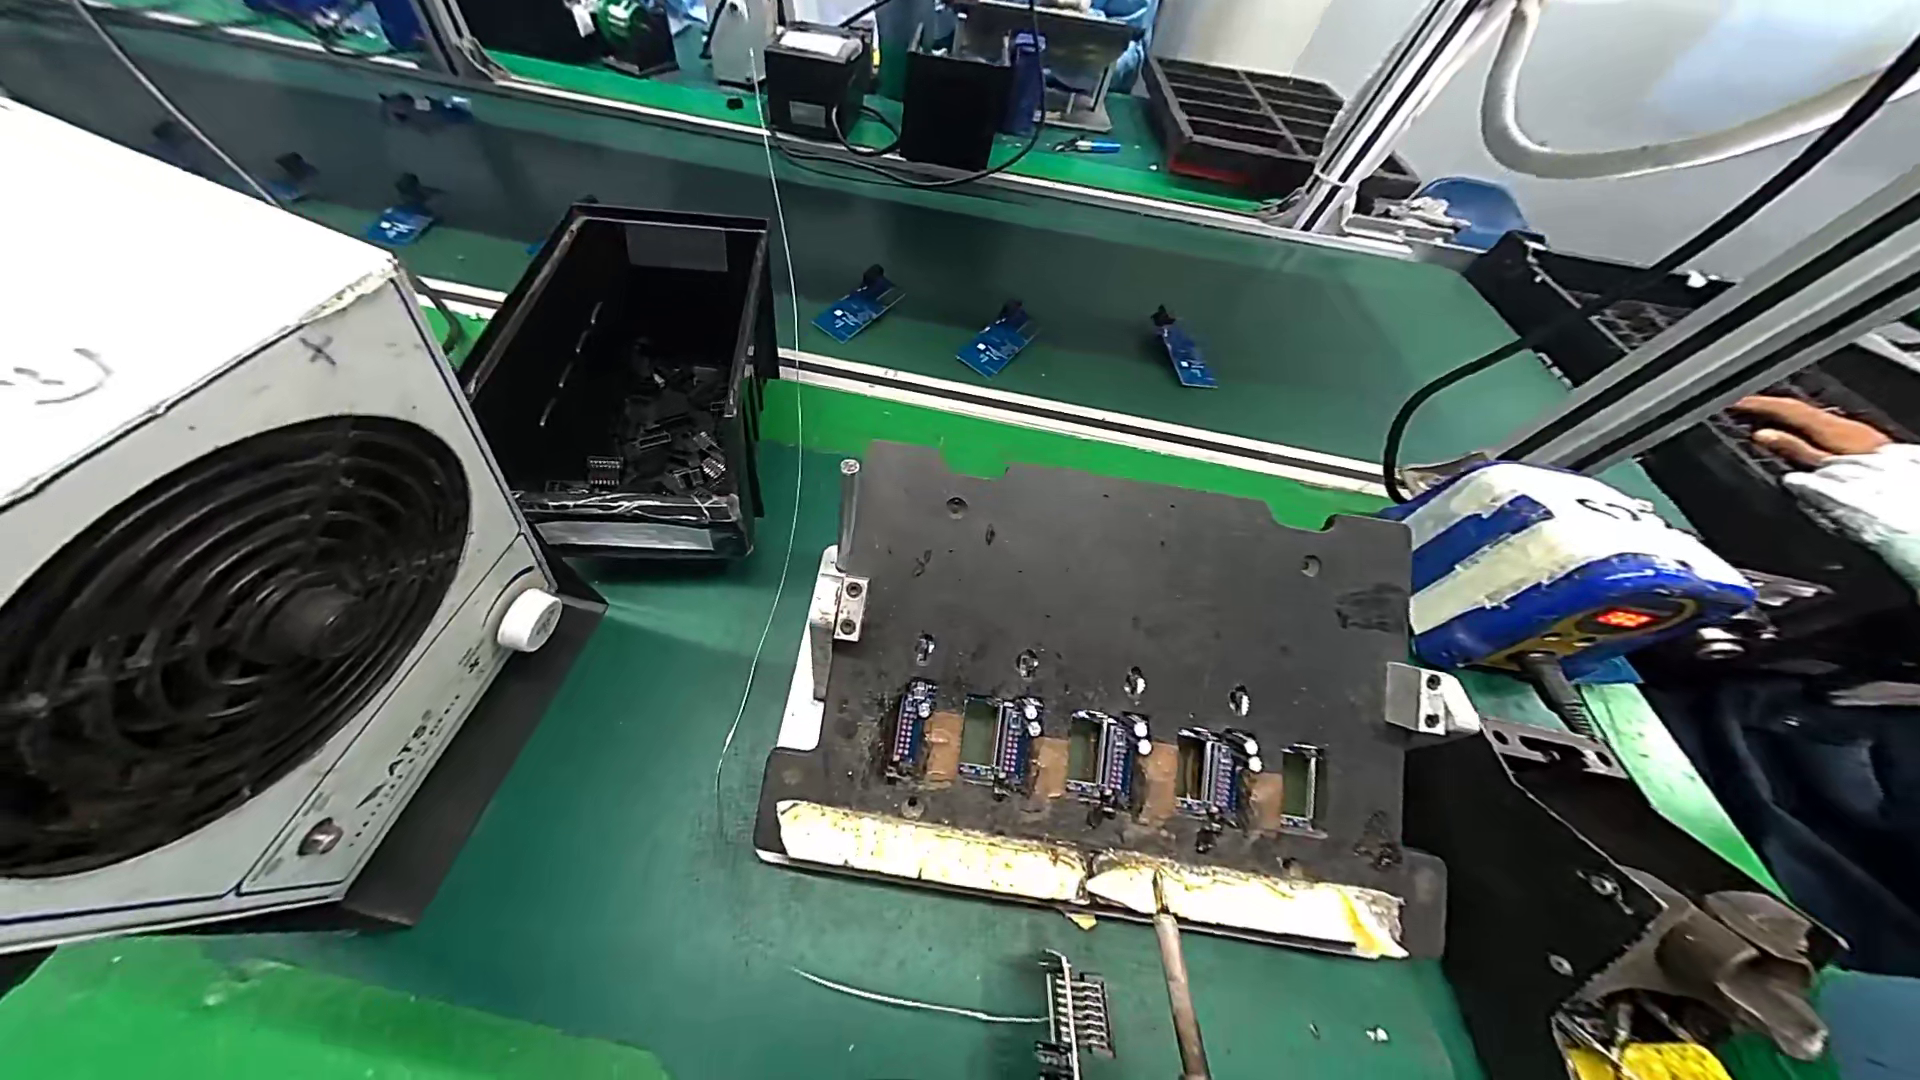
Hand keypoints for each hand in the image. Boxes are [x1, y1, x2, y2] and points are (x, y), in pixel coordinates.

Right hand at [1731, 395, 1891, 466]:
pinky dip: (1795, 420)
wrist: (1904, 487)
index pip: (1789, 408)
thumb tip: (1761, 434)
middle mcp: (1842, 423)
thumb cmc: (1864, 479)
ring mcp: (1852, 428)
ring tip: (1757, 413)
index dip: (1759, 403)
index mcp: (1830, 428)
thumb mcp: (1821, 465)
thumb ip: (1791, 448)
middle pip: (1799, 408)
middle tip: (1740, 405)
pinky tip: (1786, 425)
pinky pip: (1817, 421)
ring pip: (1808, 413)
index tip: (1734, 401)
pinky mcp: (1856, 435)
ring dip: (1780, 412)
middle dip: (1767, 405)